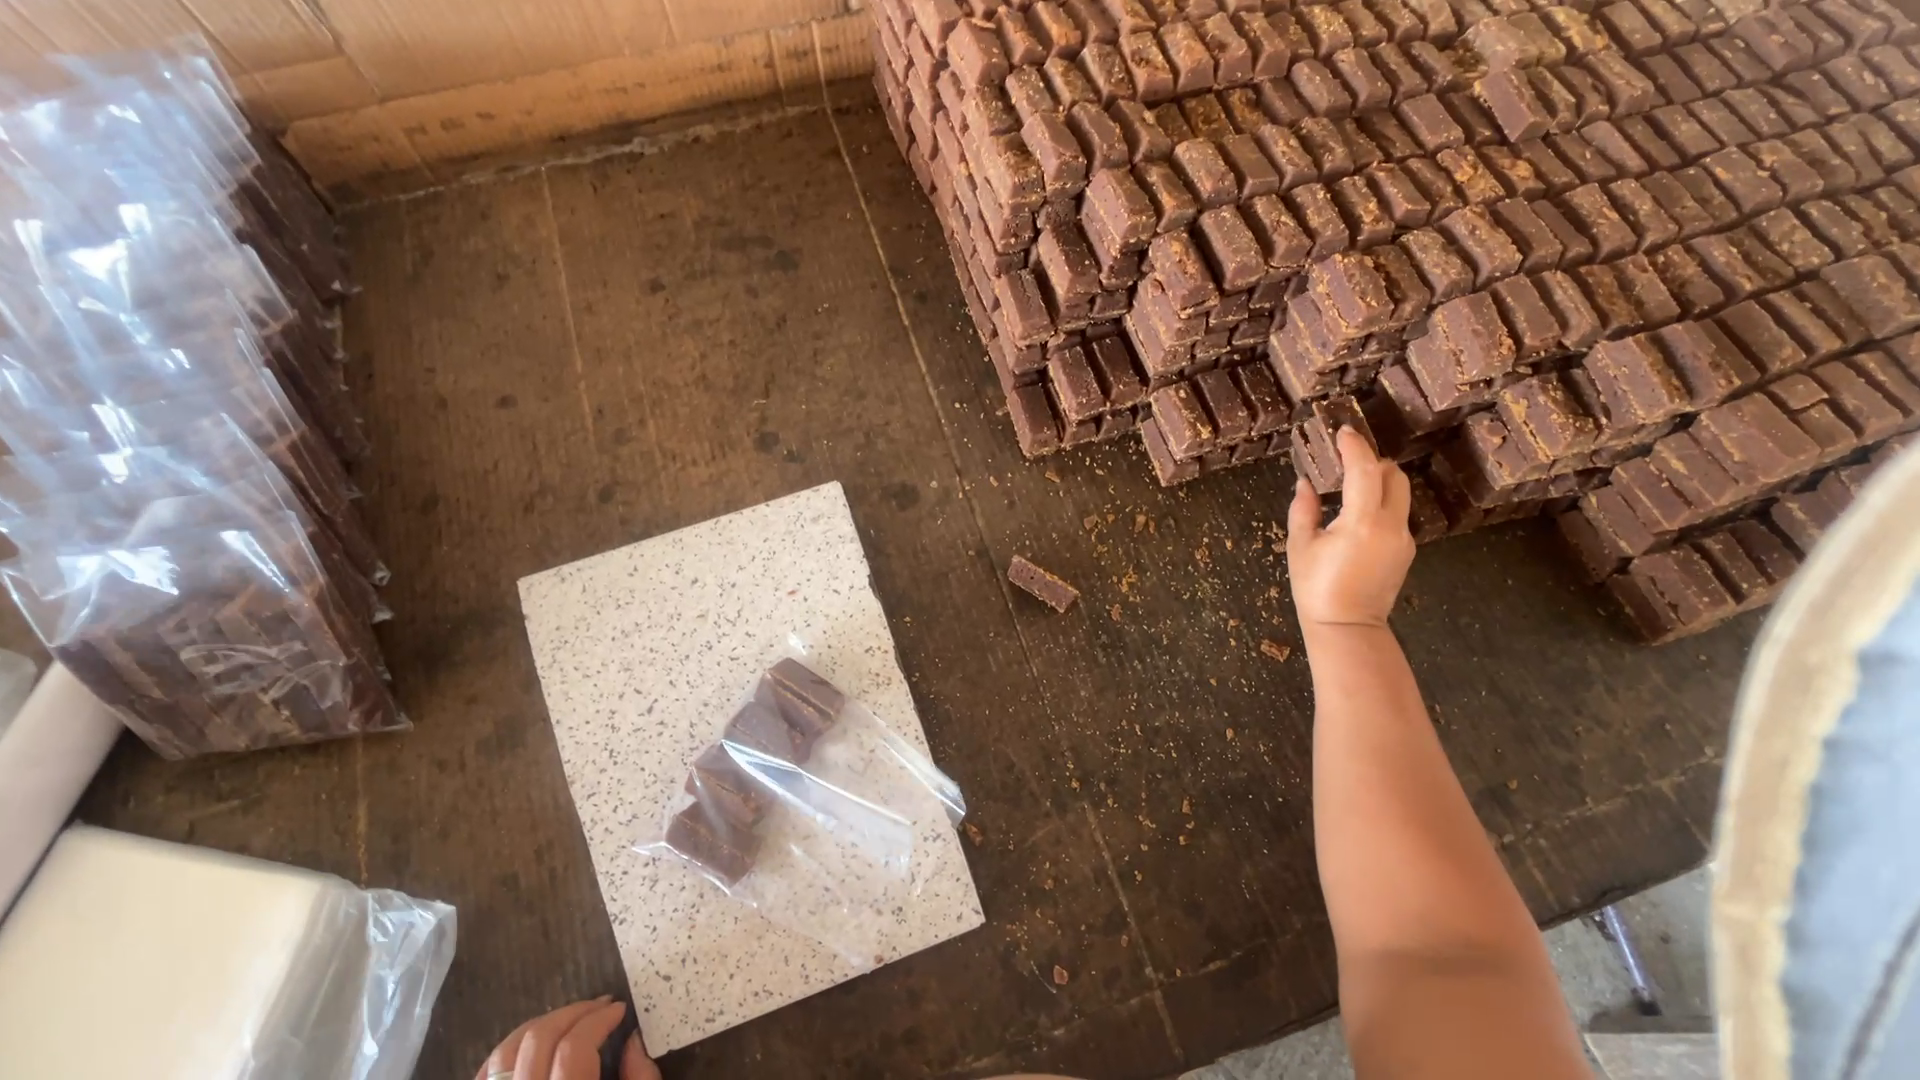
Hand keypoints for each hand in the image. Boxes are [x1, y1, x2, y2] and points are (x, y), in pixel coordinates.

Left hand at [475, 998, 659, 1079]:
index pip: (574, 1049)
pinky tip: (532, 1046)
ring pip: (505, 1052)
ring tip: (570, 1021)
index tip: (619, 1010)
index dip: (599, 1020)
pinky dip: (508, 1050)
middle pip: (539, 1041)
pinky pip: (484, 1074)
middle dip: (574, 1013)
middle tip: (600, 1007)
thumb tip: (633, 1040)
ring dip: (541, 1025)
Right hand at [1287, 426, 1414, 632]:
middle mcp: (1391, 525)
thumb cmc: (1316, 587)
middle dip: (1372, 461)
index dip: (1354, 446)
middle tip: (1346, 461)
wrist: (1347, 627)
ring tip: (1351, 488)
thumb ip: (1304, 509)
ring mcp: (1403, 538)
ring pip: (1399, 494)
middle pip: (1393, 475)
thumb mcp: (1300, 546)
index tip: (1342, 431)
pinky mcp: (1406, 551)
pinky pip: (1396, 515)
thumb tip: (1305, 483)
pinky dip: (1380, 504)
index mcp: (1362, 522)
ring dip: (1378, 482)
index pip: (1365, 469)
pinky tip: (1356, 517)